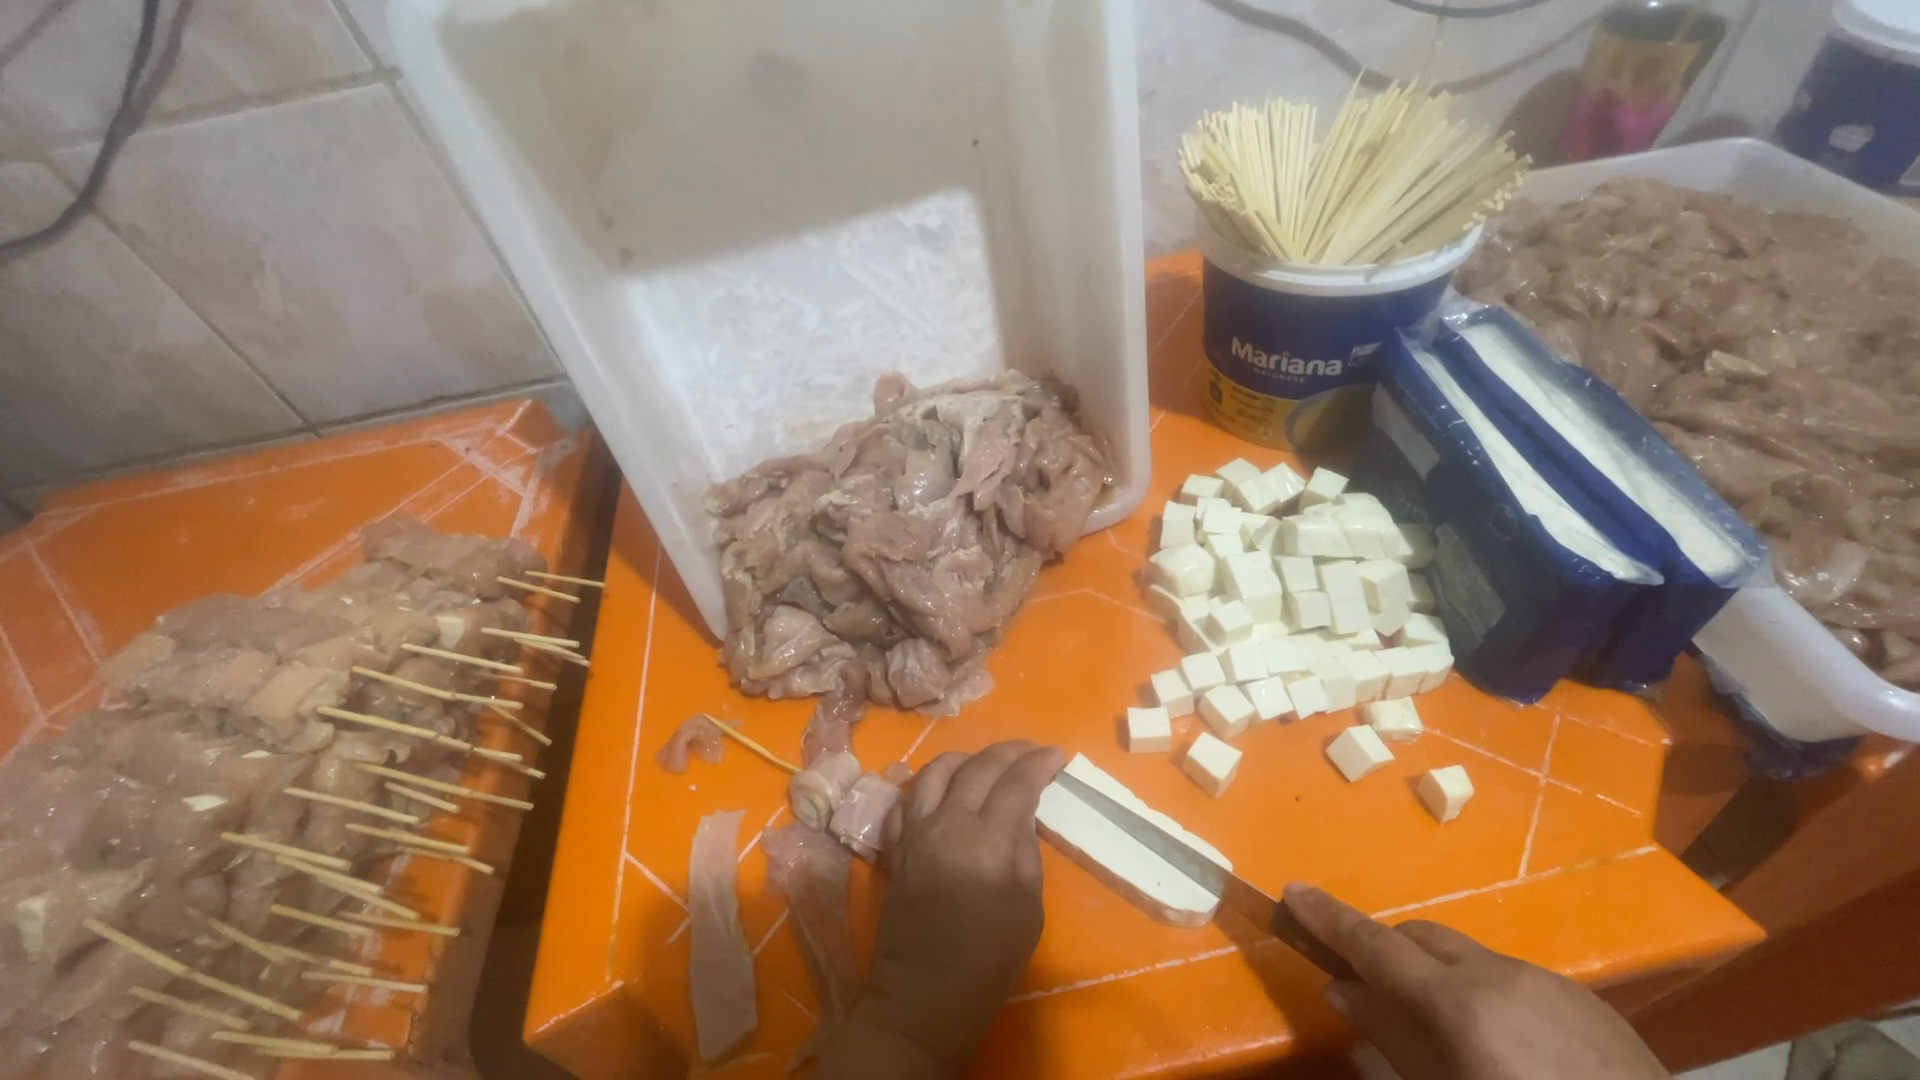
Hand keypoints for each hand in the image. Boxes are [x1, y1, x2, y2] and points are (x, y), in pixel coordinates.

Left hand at [818, 741, 1063, 1078]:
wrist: (923, 995)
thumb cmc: (989, 959)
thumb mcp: (1028, 905)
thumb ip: (1025, 847)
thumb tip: (1022, 810)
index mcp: (988, 843)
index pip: (1017, 783)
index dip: (1040, 763)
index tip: (1058, 755)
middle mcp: (948, 825)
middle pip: (980, 766)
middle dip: (1010, 751)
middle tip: (1031, 751)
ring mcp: (915, 830)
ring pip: (938, 769)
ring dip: (968, 758)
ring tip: (988, 763)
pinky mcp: (894, 842)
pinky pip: (908, 795)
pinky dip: (930, 780)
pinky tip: (946, 786)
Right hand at [1285, 883, 1671, 1079]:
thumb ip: (1392, 1038)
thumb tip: (1341, 989)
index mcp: (1461, 1003)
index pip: (1375, 945)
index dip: (1329, 919)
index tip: (1292, 892)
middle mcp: (1501, 975)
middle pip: (1421, 937)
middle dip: (1390, 953)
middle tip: (1375, 993)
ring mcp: (1550, 983)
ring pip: (1469, 957)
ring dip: (1442, 977)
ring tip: (1457, 1038)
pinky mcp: (1590, 1001)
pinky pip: (1516, 979)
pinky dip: (1491, 996)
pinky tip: (1517, 1052)